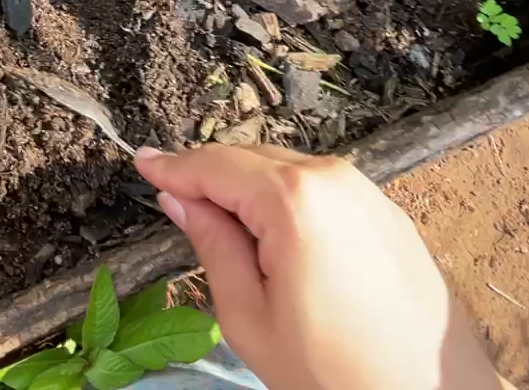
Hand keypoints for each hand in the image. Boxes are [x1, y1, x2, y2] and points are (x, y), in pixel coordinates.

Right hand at [134, 145, 503, 389]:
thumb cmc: (335, 376)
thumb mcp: (251, 317)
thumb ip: (211, 243)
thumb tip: (179, 198)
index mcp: (293, 199)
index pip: (214, 166)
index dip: (173, 166)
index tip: (142, 163)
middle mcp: (331, 176)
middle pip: (248, 160)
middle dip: (210, 178)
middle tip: (178, 203)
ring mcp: (365, 189)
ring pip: (283, 169)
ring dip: (248, 189)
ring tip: (229, 230)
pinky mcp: (386, 210)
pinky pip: (319, 187)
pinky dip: (286, 199)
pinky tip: (279, 239)